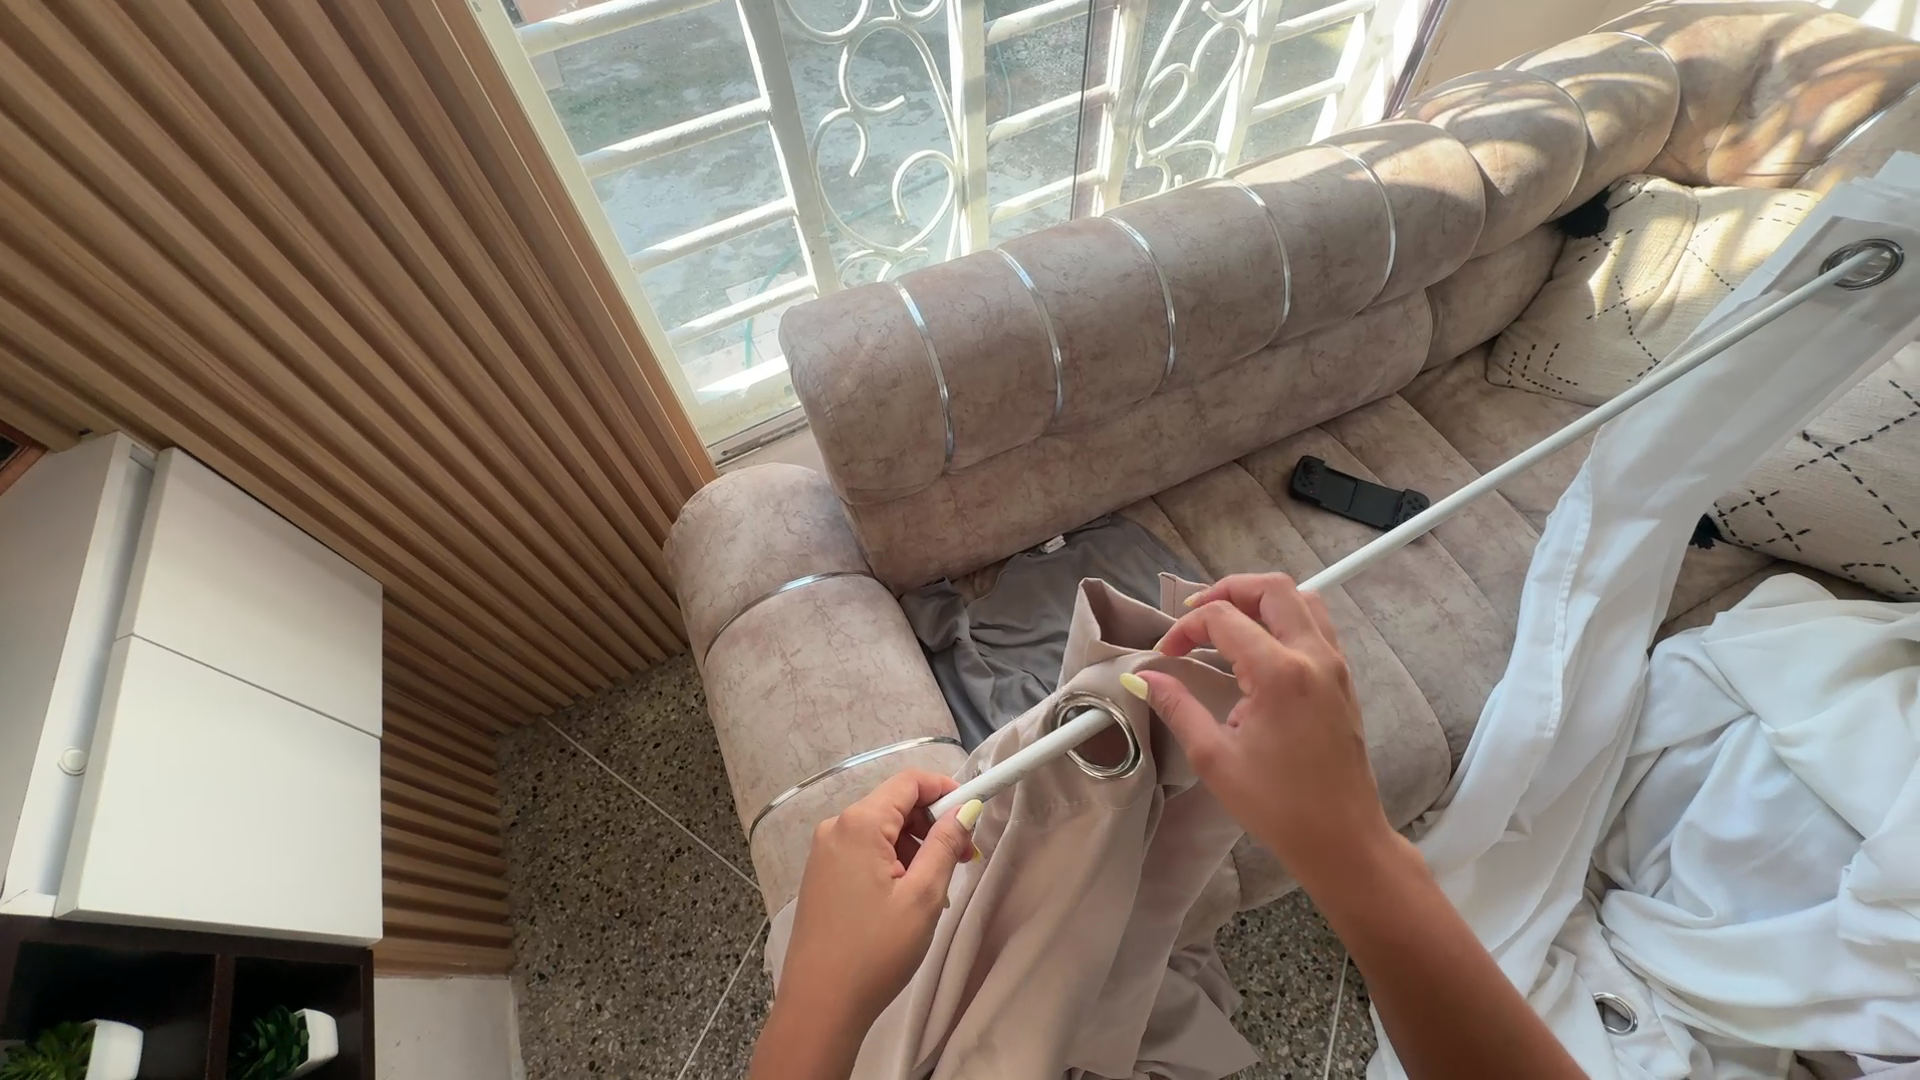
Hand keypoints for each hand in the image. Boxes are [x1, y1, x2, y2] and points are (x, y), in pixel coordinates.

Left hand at [777, 770, 981, 1028]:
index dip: (945, 789)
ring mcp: (824, 851)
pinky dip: (891, 862)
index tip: (972, 813)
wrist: (818, 1009)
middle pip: (894, 804)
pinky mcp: (820, 875)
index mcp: (859, 823)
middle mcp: (836, 827)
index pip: (909, 781)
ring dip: (914, 847)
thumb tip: (966, 807)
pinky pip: (864, 851)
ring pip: (881, 829)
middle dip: (932, 824)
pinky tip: (906, 898)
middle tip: (963, 858)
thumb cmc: (875, 951)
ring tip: (936, 888)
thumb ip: (946, 843)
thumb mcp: (923, 897)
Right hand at [1130, 573, 1396, 889]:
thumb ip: (1176, 706)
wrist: (1343, 841)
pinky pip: (1316, 624)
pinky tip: (1257, 649)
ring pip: (1302, 599)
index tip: (1165, 656)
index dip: (1185, 629)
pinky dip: (1283, 618)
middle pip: (1272, 588)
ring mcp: (1335, 666)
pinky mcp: (1343, 680)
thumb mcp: (1213, 756)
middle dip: (1227, 590)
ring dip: (1260, 600)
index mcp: (1279, 673)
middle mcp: (1314, 657)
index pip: (1223, 617)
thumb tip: (1142, 677)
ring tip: (1226, 623)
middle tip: (1194, 615)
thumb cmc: (1277, 805)